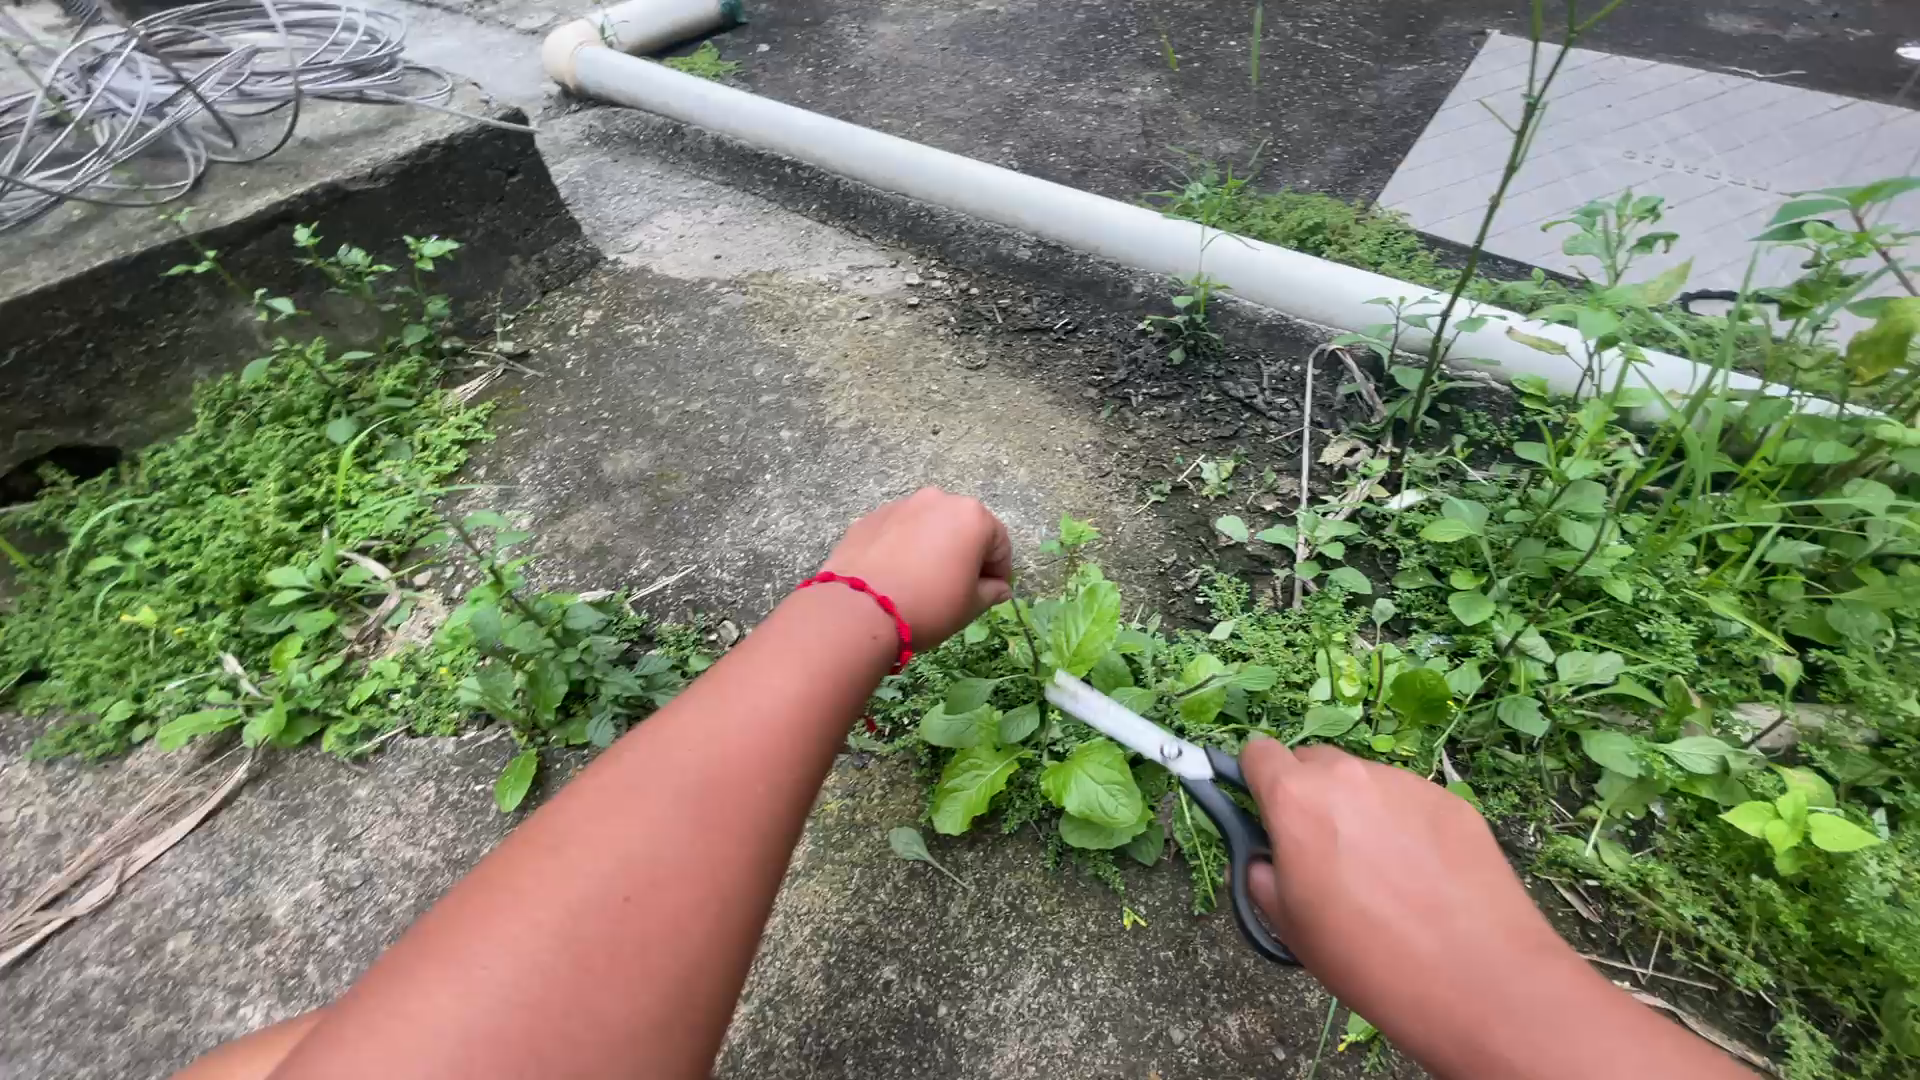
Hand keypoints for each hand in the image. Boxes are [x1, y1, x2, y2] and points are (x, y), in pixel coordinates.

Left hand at [821, 488, 1011, 647]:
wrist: (857, 610)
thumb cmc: (927, 606)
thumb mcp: (968, 606)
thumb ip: (990, 592)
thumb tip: (998, 588)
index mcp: (971, 516)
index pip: (1000, 543)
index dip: (1000, 572)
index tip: (992, 593)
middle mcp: (937, 500)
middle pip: (963, 528)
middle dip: (966, 554)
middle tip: (959, 588)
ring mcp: (900, 505)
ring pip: (928, 526)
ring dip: (933, 548)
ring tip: (923, 582)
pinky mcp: (870, 517)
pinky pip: (898, 532)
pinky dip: (903, 548)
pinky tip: (895, 576)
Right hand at [1239, 740, 1754, 1079]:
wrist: (1486, 986)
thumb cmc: (1368, 958)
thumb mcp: (1286, 924)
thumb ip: (1260, 872)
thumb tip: (1265, 856)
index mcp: (1294, 797)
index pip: (1257, 752)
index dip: (1256, 781)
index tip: (1267, 815)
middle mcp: (1345, 774)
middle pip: (1309, 761)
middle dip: (1306, 793)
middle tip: (1323, 849)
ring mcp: (1402, 783)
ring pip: (1360, 779)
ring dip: (1356, 807)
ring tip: (1382, 869)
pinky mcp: (1450, 800)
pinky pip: (1407, 799)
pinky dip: (1403, 823)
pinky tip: (1423, 875)